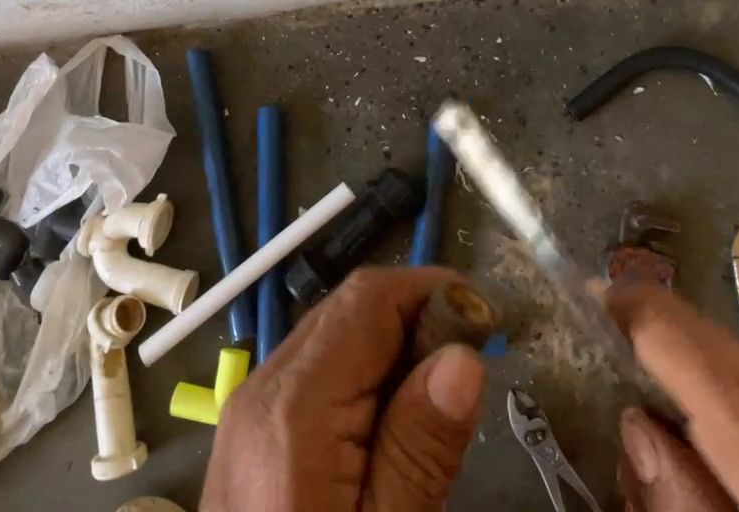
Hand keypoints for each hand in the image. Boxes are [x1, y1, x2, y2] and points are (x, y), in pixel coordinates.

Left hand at [201, 267, 486, 510]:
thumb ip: (420, 446)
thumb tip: (463, 356)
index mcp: (294, 404)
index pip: (368, 299)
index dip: (431, 292)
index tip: (487, 327)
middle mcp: (263, 386)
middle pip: (348, 310)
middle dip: (416, 319)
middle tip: (469, 371)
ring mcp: (251, 406)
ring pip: (334, 336)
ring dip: (393, 348)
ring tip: (434, 405)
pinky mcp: (252, 429)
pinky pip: (316, 371)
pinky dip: (363, 376)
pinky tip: (388, 426)